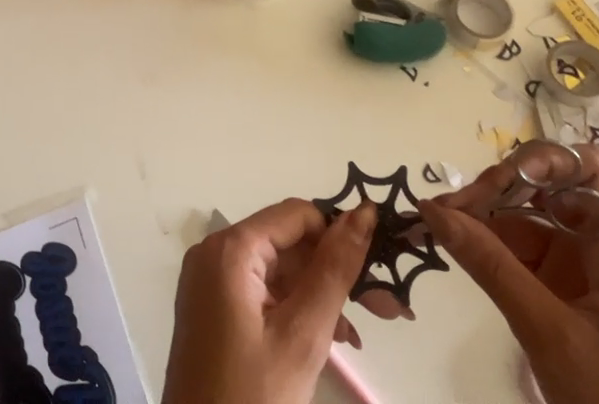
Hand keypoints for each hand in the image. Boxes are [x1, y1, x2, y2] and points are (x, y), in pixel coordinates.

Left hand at [162, 200, 375, 403]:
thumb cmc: (252, 397)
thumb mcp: (301, 335)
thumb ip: (334, 270)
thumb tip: (363, 212)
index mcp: (229, 250)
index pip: (297, 214)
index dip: (339, 236)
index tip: (381, 270)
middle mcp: (214, 254)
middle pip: (288, 243)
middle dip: (336, 271)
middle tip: (387, 310)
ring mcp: (211, 283)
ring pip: (280, 270)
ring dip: (322, 295)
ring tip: (359, 334)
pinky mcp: (214, 310)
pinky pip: (264, 293)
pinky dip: (297, 310)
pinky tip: (331, 339)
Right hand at [415, 146, 598, 403]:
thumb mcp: (548, 334)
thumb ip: (491, 268)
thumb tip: (431, 211)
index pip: (594, 170)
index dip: (543, 160)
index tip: (492, 183)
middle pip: (556, 184)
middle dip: (500, 186)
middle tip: (450, 208)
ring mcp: (591, 261)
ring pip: (534, 210)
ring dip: (487, 210)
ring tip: (439, 222)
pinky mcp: (571, 280)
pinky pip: (527, 241)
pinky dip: (490, 237)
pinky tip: (457, 241)